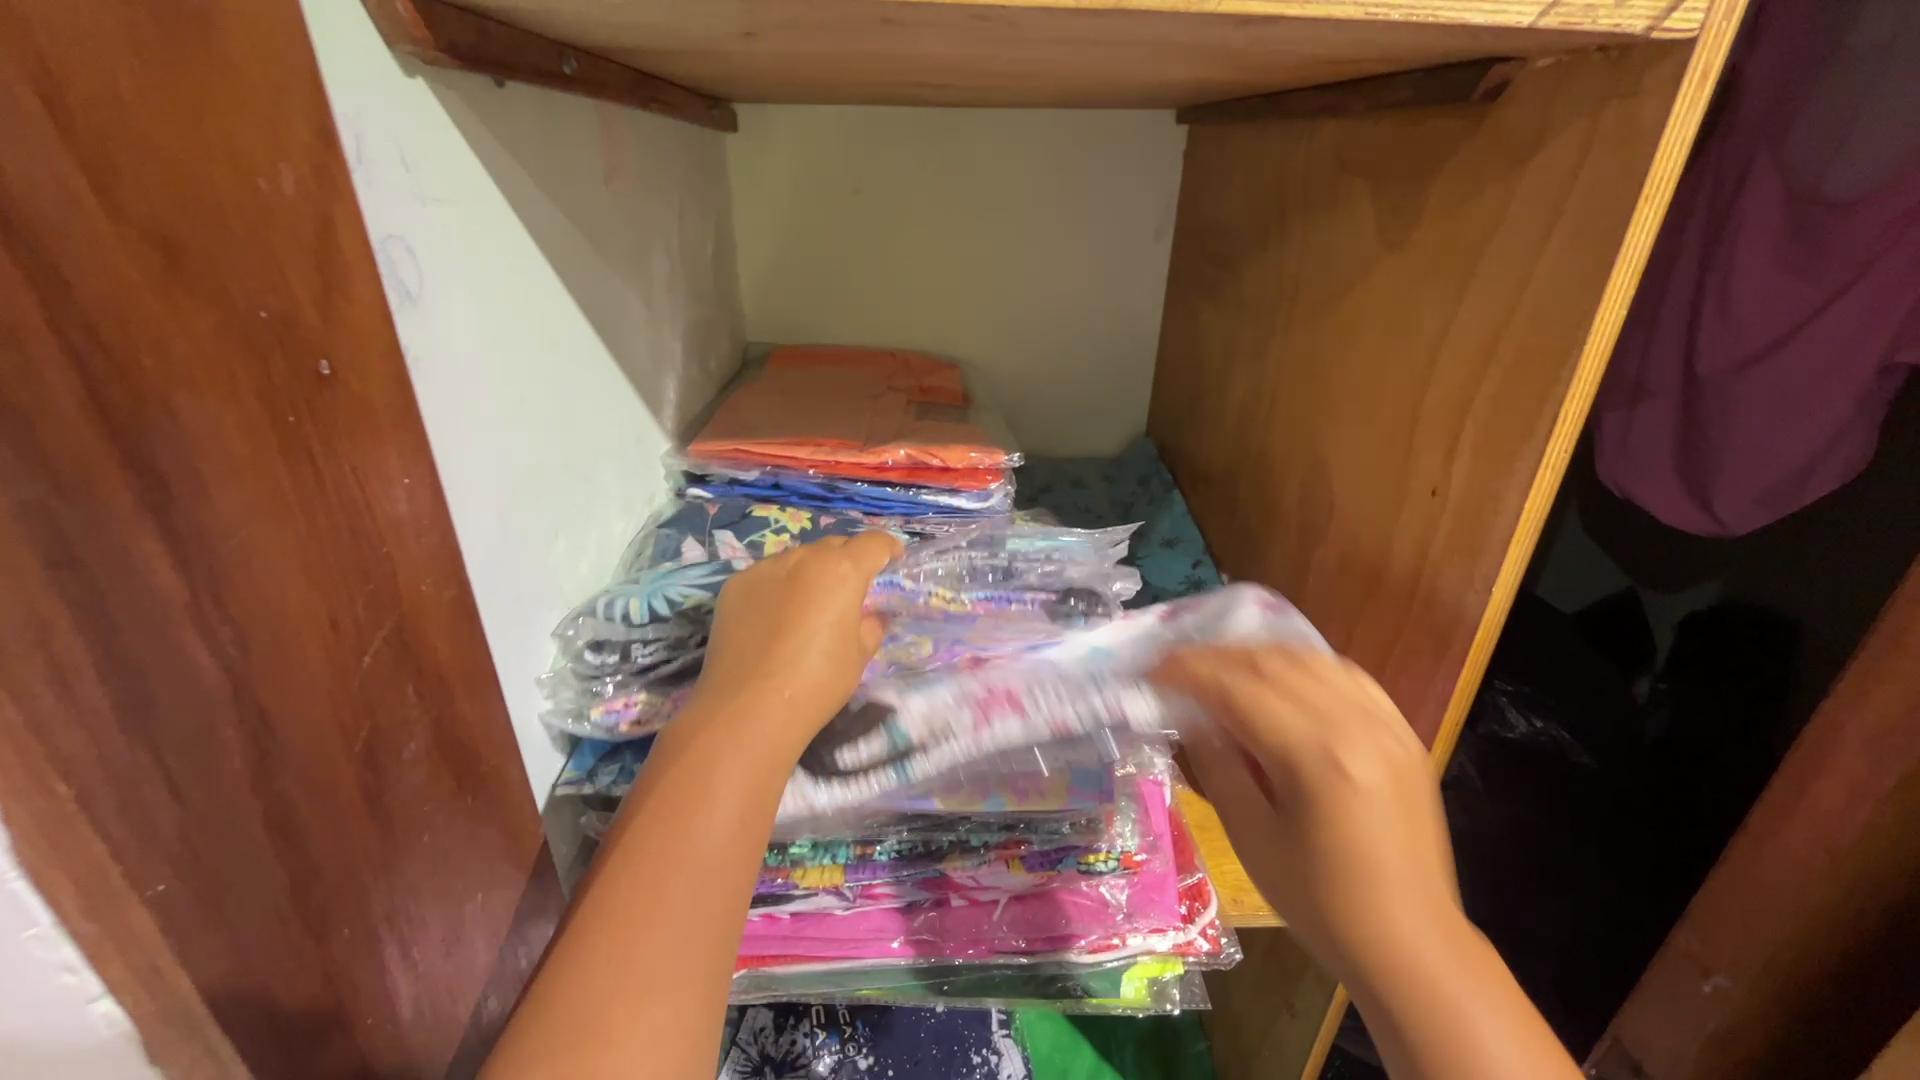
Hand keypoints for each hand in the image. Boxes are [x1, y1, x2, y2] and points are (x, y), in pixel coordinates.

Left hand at [688, 531, 902, 760]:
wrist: (748, 708)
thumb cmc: (817, 683)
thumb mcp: (859, 656)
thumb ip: (871, 626)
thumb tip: (874, 615)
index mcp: (842, 571)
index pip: (874, 543)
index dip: (888, 548)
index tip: (892, 561)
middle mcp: (803, 559)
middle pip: (833, 546)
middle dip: (848, 560)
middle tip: (851, 590)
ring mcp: (764, 568)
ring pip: (797, 559)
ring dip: (810, 573)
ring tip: (809, 606)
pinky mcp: (736, 585)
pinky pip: (767, 576)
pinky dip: (779, 588)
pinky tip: (774, 619)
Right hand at [1152, 646, 1456, 981]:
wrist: (1410, 944)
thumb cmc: (1320, 903)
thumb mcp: (1251, 837)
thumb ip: (1218, 765)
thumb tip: (1191, 717)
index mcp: (1316, 755)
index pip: (1238, 687)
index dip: (1188, 671)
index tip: (1151, 670)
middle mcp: (1355, 724)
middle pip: (1272, 664)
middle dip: (1216, 657)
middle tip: (1174, 665)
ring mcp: (1387, 724)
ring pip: (1310, 660)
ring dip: (1257, 655)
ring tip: (1220, 667)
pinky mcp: (1402, 733)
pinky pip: (1347, 676)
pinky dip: (1303, 666)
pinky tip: (1280, 676)